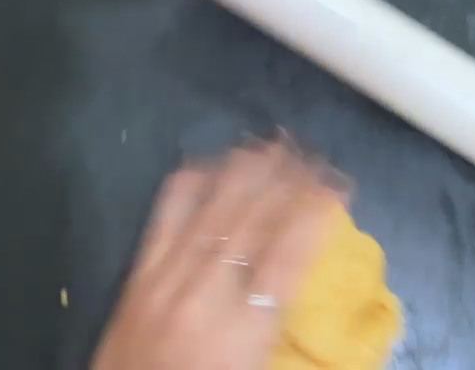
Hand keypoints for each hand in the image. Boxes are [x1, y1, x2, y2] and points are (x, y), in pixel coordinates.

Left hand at [94, 142, 342, 369]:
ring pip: (212, 206)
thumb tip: (314, 282)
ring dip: (244, 170)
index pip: (289, 254)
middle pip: (253, 218)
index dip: (316, 211)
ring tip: (268, 144)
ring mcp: (168, 275)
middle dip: (285, 178)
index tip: (337, 183)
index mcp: (244, 330)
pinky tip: (205, 162)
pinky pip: (165, 214)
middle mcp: (207, 291)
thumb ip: (286, 329)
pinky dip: (188, 183)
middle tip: (308, 150)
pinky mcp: (137, 273)